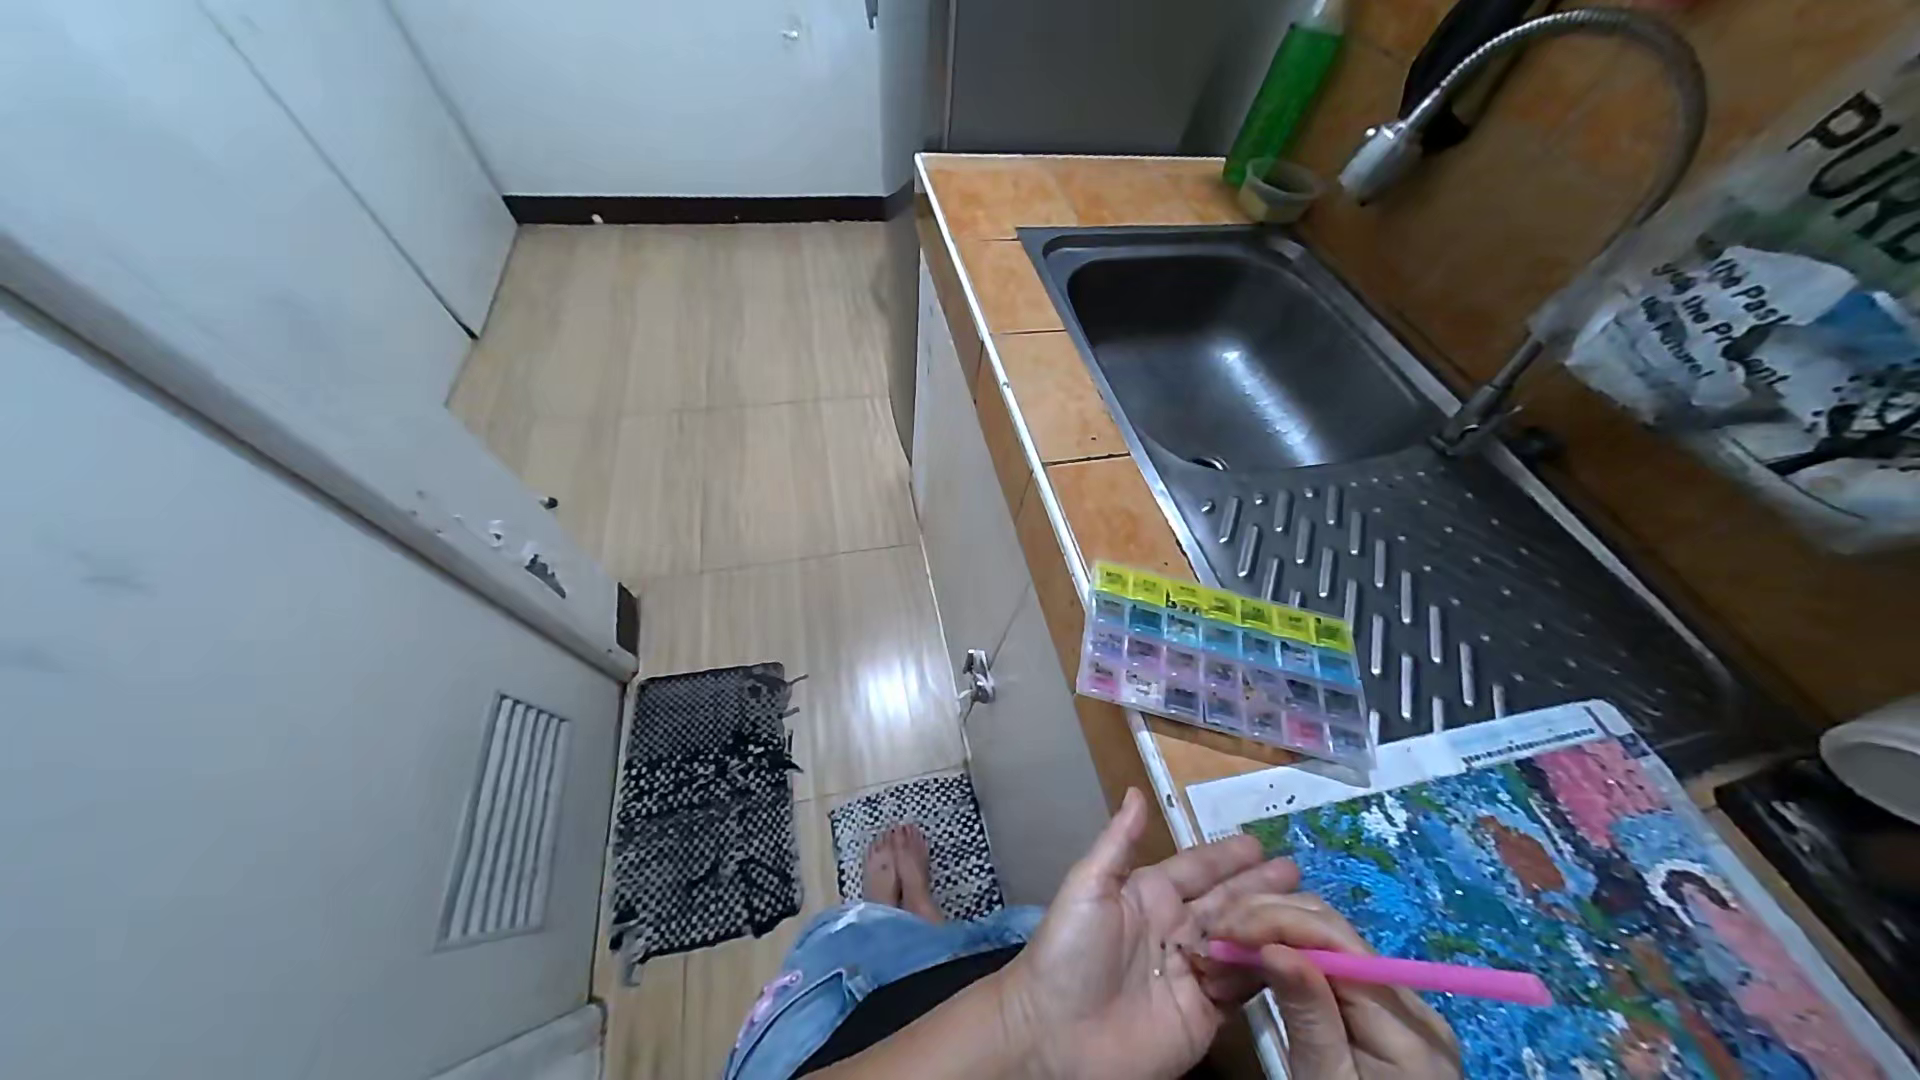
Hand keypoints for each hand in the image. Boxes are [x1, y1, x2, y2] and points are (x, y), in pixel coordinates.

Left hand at [995, 788, 1301, 1079]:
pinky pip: (1243, 986)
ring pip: (1241, 940)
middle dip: (1259, 885)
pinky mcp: (1205, 1014)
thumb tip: (1135, 791)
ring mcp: (1193, 971)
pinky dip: (1268, 970)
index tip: (1259, 843)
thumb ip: (1119, 842)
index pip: (1196, 868)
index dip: (1226, 856)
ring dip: (1272, 924)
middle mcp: (1174, 927)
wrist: (1058, 1033)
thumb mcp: (1089, 886)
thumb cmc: (1069, 950)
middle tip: (1296, 870)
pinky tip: (1297, 957)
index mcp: (1148, 894)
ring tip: (1309, 909)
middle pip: (1226, 901)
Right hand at [1212, 893, 1460, 1079]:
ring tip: (1226, 943)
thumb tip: (1274, 948)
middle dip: (1266, 919)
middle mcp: (1403, 993)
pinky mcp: (1370, 1004)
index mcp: (1402, 1017)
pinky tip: (1251, 955)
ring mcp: (1389, 997)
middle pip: (1327, 927)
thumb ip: (1308, 1017)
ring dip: (1269, 928)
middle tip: (1216, 934)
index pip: (1334, 938)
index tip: (1223, 931)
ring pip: (1321, 934)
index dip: (1275, 921)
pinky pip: (1323, 957)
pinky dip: (1282, 949)